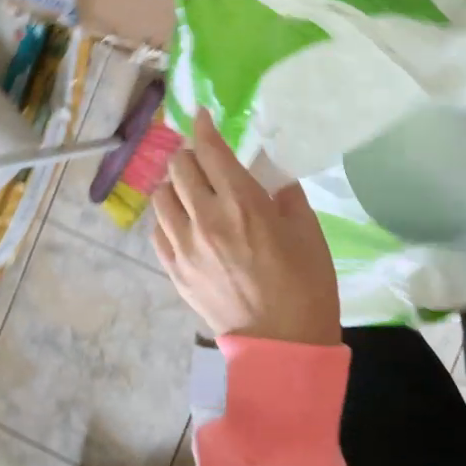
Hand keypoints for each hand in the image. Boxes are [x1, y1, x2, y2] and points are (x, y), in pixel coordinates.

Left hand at [152, 112, 340, 346]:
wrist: (282, 349)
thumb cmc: (305, 286)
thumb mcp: (307, 230)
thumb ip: (285, 193)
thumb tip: (268, 174)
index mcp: (243, 203)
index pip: (209, 150)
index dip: (203, 127)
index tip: (203, 116)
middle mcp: (206, 219)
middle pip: (178, 167)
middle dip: (190, 155)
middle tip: (205, 159)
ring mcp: (185, 248)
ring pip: (162, 196)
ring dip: (176, 185)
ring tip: (193, 191)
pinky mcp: (175, 272)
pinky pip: (158, 231)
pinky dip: (169, 218)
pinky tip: (186, 223)